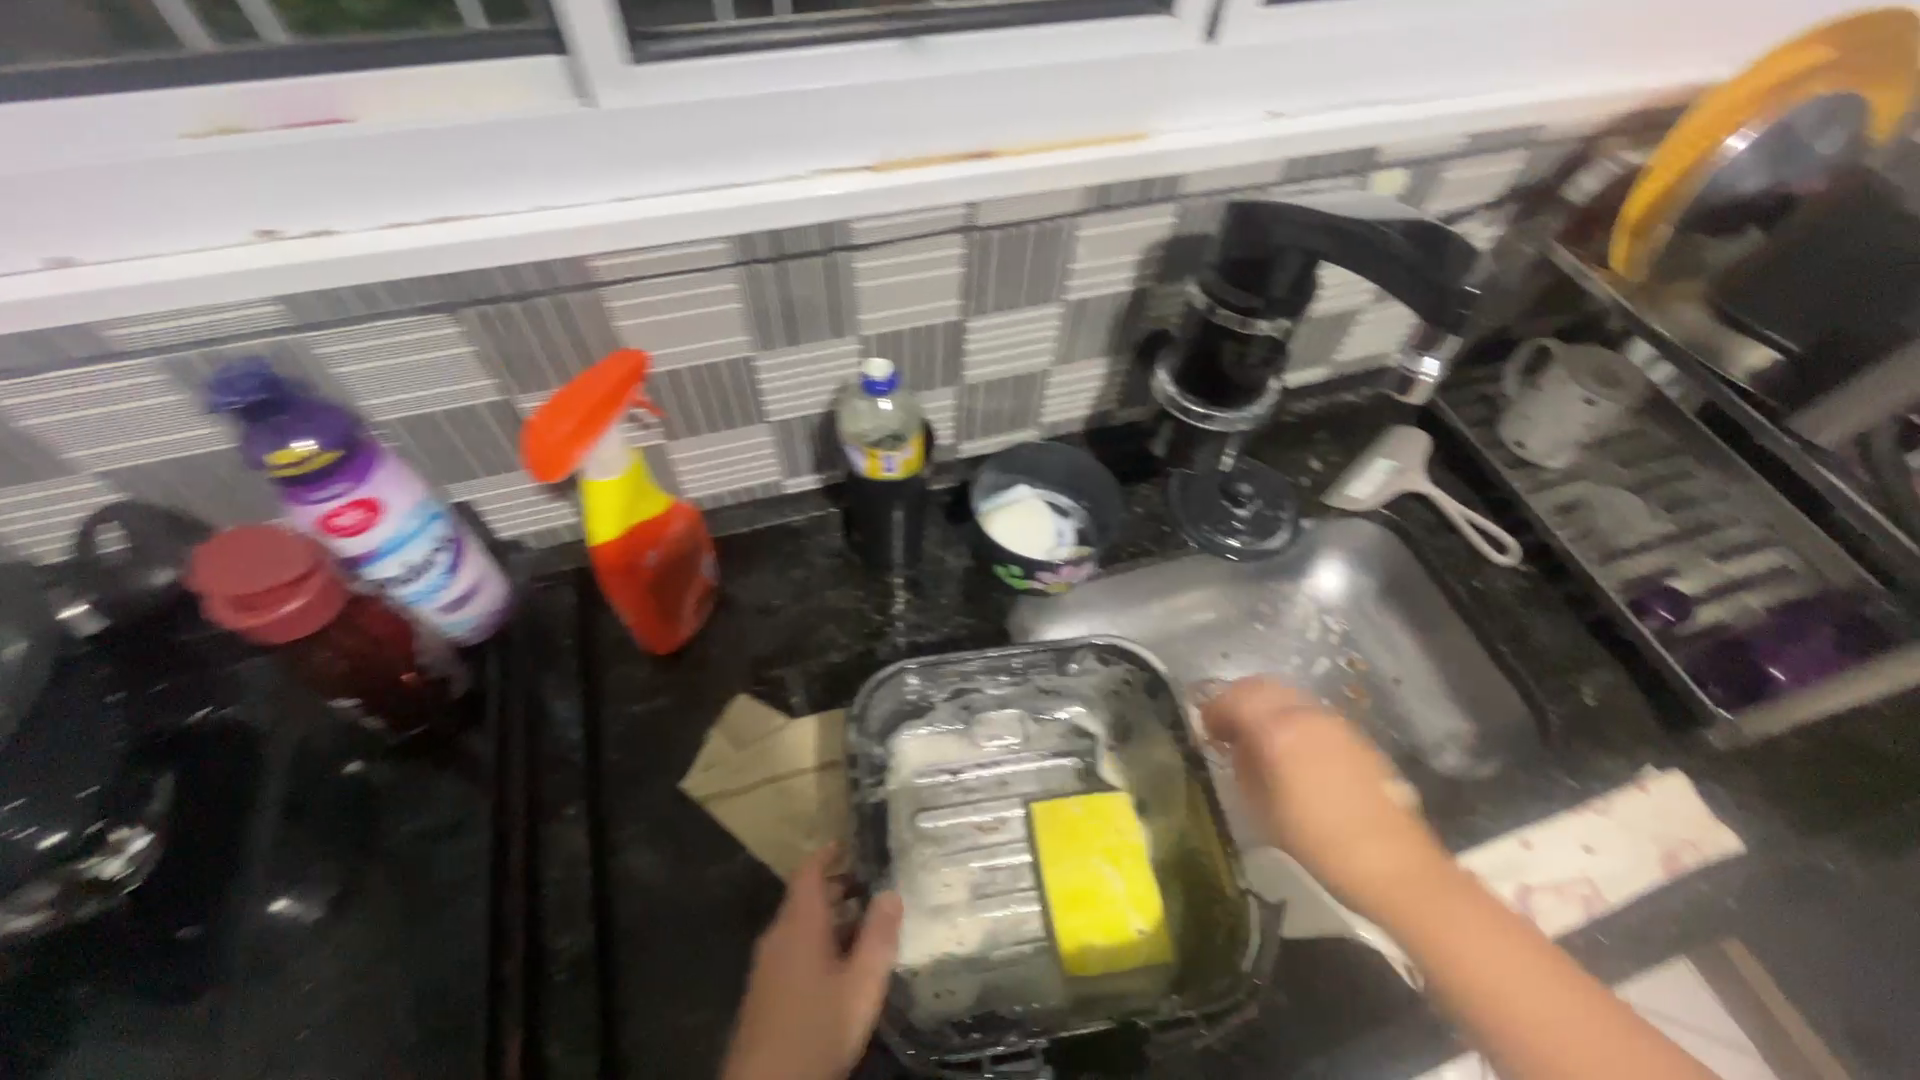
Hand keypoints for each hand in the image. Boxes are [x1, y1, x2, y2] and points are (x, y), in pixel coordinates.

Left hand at [720, 846, 904, 1079]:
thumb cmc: (818, 1029)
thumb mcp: (862, 984)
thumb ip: (878, 937)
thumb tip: (891, 892)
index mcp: (798, 925)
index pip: (809, 872)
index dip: (829, 854)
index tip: (850, 843)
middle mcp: (777, 937)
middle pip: (804, 898)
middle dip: (837, 888)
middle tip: (872, 886)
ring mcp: (767, 966)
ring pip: (799, 926)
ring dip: (830, 918)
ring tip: (866, 924)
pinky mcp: (765, 993)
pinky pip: (793, 949)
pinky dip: (818, 942)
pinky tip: (842, 966)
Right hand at [1201, 677, 1451, 912]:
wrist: (1392, 864)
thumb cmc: (1316, 842)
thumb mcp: (1261, 809)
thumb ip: (1243, 767)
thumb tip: (1236, 747)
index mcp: (1277, 730)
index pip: (1234, 699)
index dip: (1213, 710)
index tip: (1204, 729)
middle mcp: (1305, 715)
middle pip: (1262, 687)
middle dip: (1238, 700)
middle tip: (1225, 726)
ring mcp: (1335, 722)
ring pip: (1289, 697)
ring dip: (1266, 707)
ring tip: (1257, 738)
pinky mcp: (1356, 736)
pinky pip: (1311, 713)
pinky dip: (1291, 719)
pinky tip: (1291, 750)